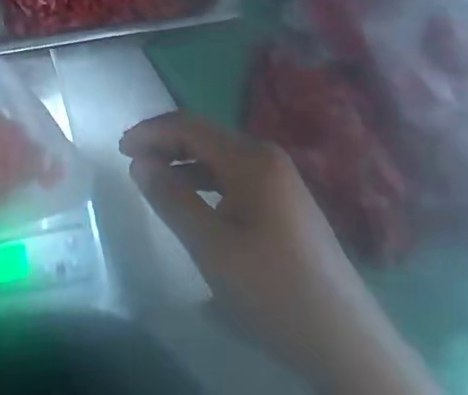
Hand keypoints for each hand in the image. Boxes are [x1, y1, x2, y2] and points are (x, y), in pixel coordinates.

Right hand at [120, 112, 437, 394]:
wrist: (348, 342)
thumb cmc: (273, 288)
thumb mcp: (211, 246)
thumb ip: (171, 198)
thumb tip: (140, 162)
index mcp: (251, 159)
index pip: (189, 125)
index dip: (151, 131)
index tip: (120, 149)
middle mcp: (267, 158)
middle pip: (205, 136)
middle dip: (165, 143)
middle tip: (131, 162)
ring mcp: (281, 180)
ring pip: (220, 157)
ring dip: (183, 162)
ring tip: (153, 180)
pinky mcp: (286, 204)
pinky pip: (235, 176)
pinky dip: (205, 180)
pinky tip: (192, 201)